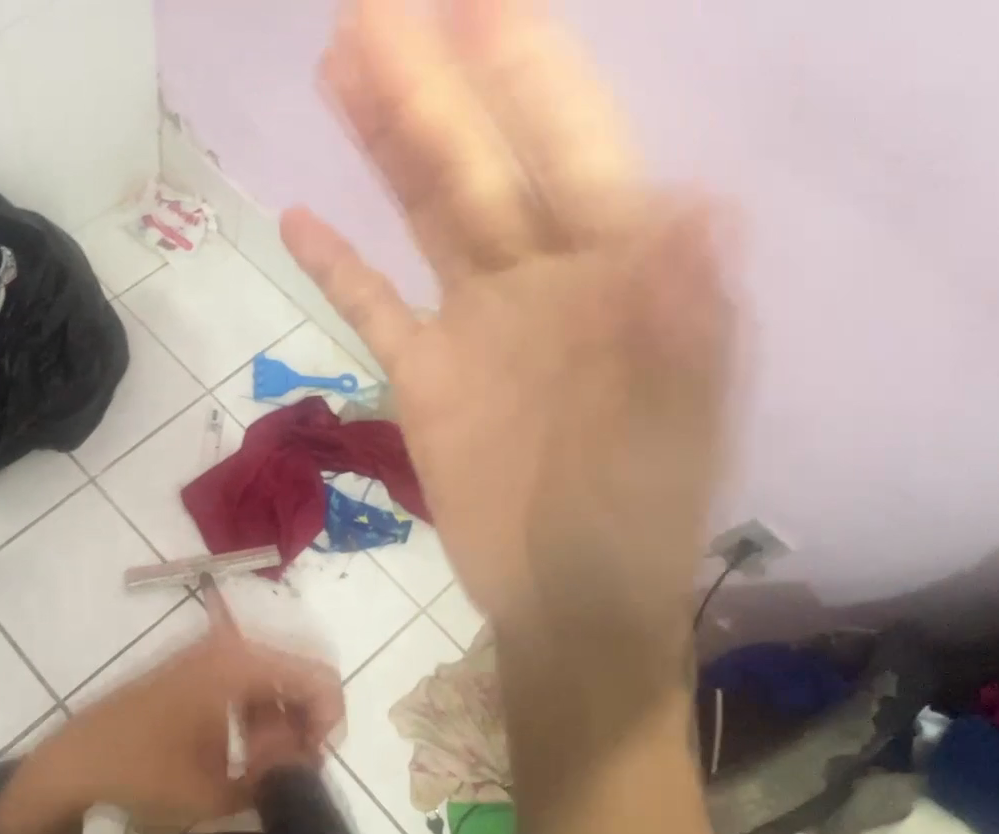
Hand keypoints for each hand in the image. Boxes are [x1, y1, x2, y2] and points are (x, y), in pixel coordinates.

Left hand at [0, 595, 343, 833]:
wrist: (75, 763)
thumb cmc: (144, 773)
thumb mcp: (218, 789)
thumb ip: (278, 774)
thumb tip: (310, 759)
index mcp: (239, 664)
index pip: (318, 675)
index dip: (330, 720)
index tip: (316, 763)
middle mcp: (228, 647)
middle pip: (297, 672)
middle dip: (306, 721)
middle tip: (293, 768)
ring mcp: (208, 655)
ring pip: (273, 679)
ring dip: (281, 720)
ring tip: (263, 768)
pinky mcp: (194, 669)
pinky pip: (246, 683)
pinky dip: (257, 714)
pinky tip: (241, 753)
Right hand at [283, 0, 733, 730]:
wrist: (570, 608)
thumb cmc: (634, 528)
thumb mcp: (671, 434)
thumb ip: (679, 325)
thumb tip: (701, 208)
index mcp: (611, 277)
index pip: (569, 151)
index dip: (528, 73)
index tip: (479, 1)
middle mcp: (537, 281)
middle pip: (474, 166)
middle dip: (428, 85)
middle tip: (369, 10)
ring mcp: (475, 327)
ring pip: (423, 216)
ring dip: (383, 145)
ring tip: (336, 66)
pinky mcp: (425, 380)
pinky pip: (374, 310)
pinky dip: (339, 270)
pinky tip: (297, 219)